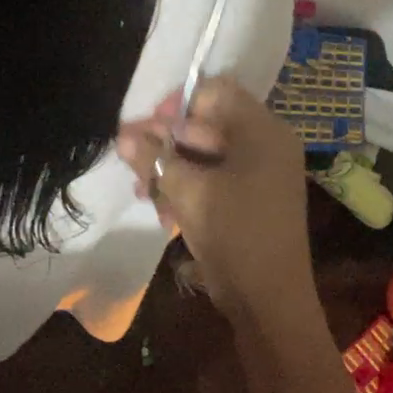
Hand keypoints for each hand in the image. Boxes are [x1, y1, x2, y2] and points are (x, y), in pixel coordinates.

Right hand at [115, 78, 312, 318]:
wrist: (269, 300)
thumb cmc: (234, 235)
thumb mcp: (187, 192)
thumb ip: (154, 159)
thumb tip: (123, 136)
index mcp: (262, 132)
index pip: (215, 93)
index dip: (175, 104)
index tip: (144, 128)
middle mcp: (266, 145)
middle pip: (207, 124)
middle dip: (165, 142)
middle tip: (129, 159)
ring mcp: (261, 174)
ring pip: (205, 154)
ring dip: (171, 168)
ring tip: (142, 191)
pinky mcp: (251, 199)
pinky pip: (214, 178)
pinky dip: (187, 187)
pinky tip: (162, 209)